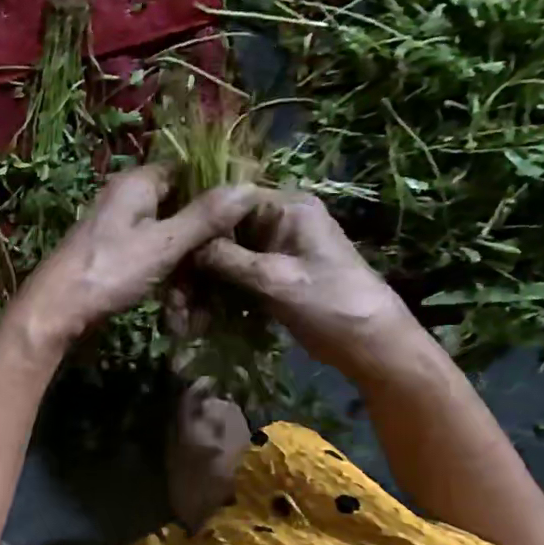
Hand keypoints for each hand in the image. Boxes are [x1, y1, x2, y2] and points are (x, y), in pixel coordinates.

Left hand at [11, 164, 255, 352]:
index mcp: (138, 183)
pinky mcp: (117, 252)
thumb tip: (249, 187)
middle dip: (204, 233)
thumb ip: (206, 216)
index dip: (217, 187)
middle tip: (228, 256)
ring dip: (188, 260)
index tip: (245, 210)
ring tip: (203, 290)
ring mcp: (121, 225)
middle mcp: (128, 197)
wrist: (55, 311)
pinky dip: (169, 272)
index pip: (187, 169)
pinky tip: (179, 301)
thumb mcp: (165, 243)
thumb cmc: (110, 270)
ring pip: (169, 233)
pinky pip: (154, 253)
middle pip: (180, 204)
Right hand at [195, 189, 426, 380]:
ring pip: (228, 258)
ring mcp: (277, 250)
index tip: (172, 251)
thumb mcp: (276, 279)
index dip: (200, 224)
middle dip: (199, 263)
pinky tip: (201, 318)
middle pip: (225, 232)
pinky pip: (239, 278)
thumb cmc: (330, 302)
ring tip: (184, 315)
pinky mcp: (275, 276)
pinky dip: (222, 296)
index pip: (230, 201)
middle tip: (174, 295)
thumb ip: (229, 259)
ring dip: (206, 285)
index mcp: (287, 207)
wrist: (371, 343)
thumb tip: (189, 247)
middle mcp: (280, 221)